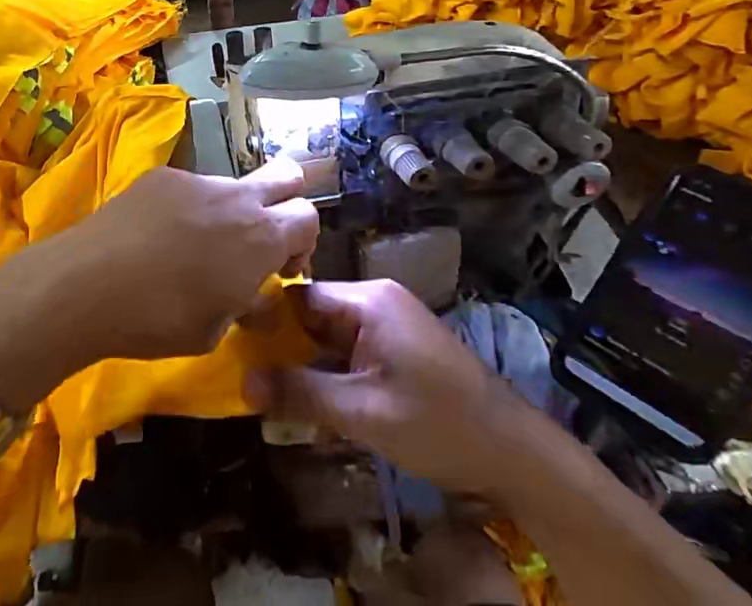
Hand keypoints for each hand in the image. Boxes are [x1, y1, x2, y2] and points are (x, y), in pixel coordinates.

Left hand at [0, 160, 318, 410]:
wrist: (85, 284)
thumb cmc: (159, 319)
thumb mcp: (214, 330)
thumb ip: (246, 306)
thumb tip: (257, 300)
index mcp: (261, 237)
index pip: (309, 217)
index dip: (302, 242)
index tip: (280, 269)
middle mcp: (236, 197)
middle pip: (286, 175)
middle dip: (286, 201)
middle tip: (260, 239)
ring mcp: (195, 180)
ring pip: (233, 184)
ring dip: (232, 210)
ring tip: (196, 245)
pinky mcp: (161, 175)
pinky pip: (191, 186)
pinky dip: (190, 207)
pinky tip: (158, 236)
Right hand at [254, 280, 535, 497]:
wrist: (516, 455)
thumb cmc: (439, 424)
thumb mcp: (363, 412)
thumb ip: (302, 394)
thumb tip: (242, 384)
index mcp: (369, 301)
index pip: (299, 295)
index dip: (265, 318)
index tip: (234, 344)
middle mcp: (377, 303)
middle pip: (312, 315)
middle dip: (282, 347)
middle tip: (245, 376)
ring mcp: (389, 326)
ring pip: (328, 337)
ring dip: (304, 364)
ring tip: (267, 391)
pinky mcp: (397, 350)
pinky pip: (348, 352)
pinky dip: (328, 374)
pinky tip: (309, 401)